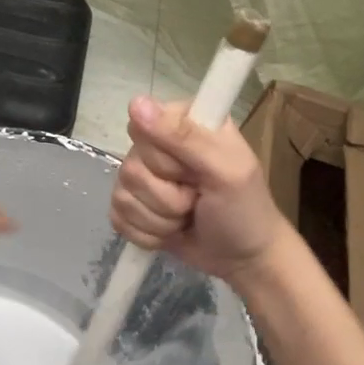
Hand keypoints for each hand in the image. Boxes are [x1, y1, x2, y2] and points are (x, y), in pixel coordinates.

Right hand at [110, 96, 287, 283]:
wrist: (244, 260)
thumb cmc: (245, 210)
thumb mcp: (228, 170)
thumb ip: (186, 136)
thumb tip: (136, 104)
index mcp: (180, 122)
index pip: (141, 127)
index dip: (163, 158)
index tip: (194, 171)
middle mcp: (155, 144)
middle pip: (130, 167)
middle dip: (165, 195)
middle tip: (197, 197)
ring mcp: (140, 176)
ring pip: (123, 194)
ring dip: (160, 218)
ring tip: (187, 217)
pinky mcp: (130, 207)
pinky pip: (118, 217)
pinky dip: (147, 233)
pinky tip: (170, 232)